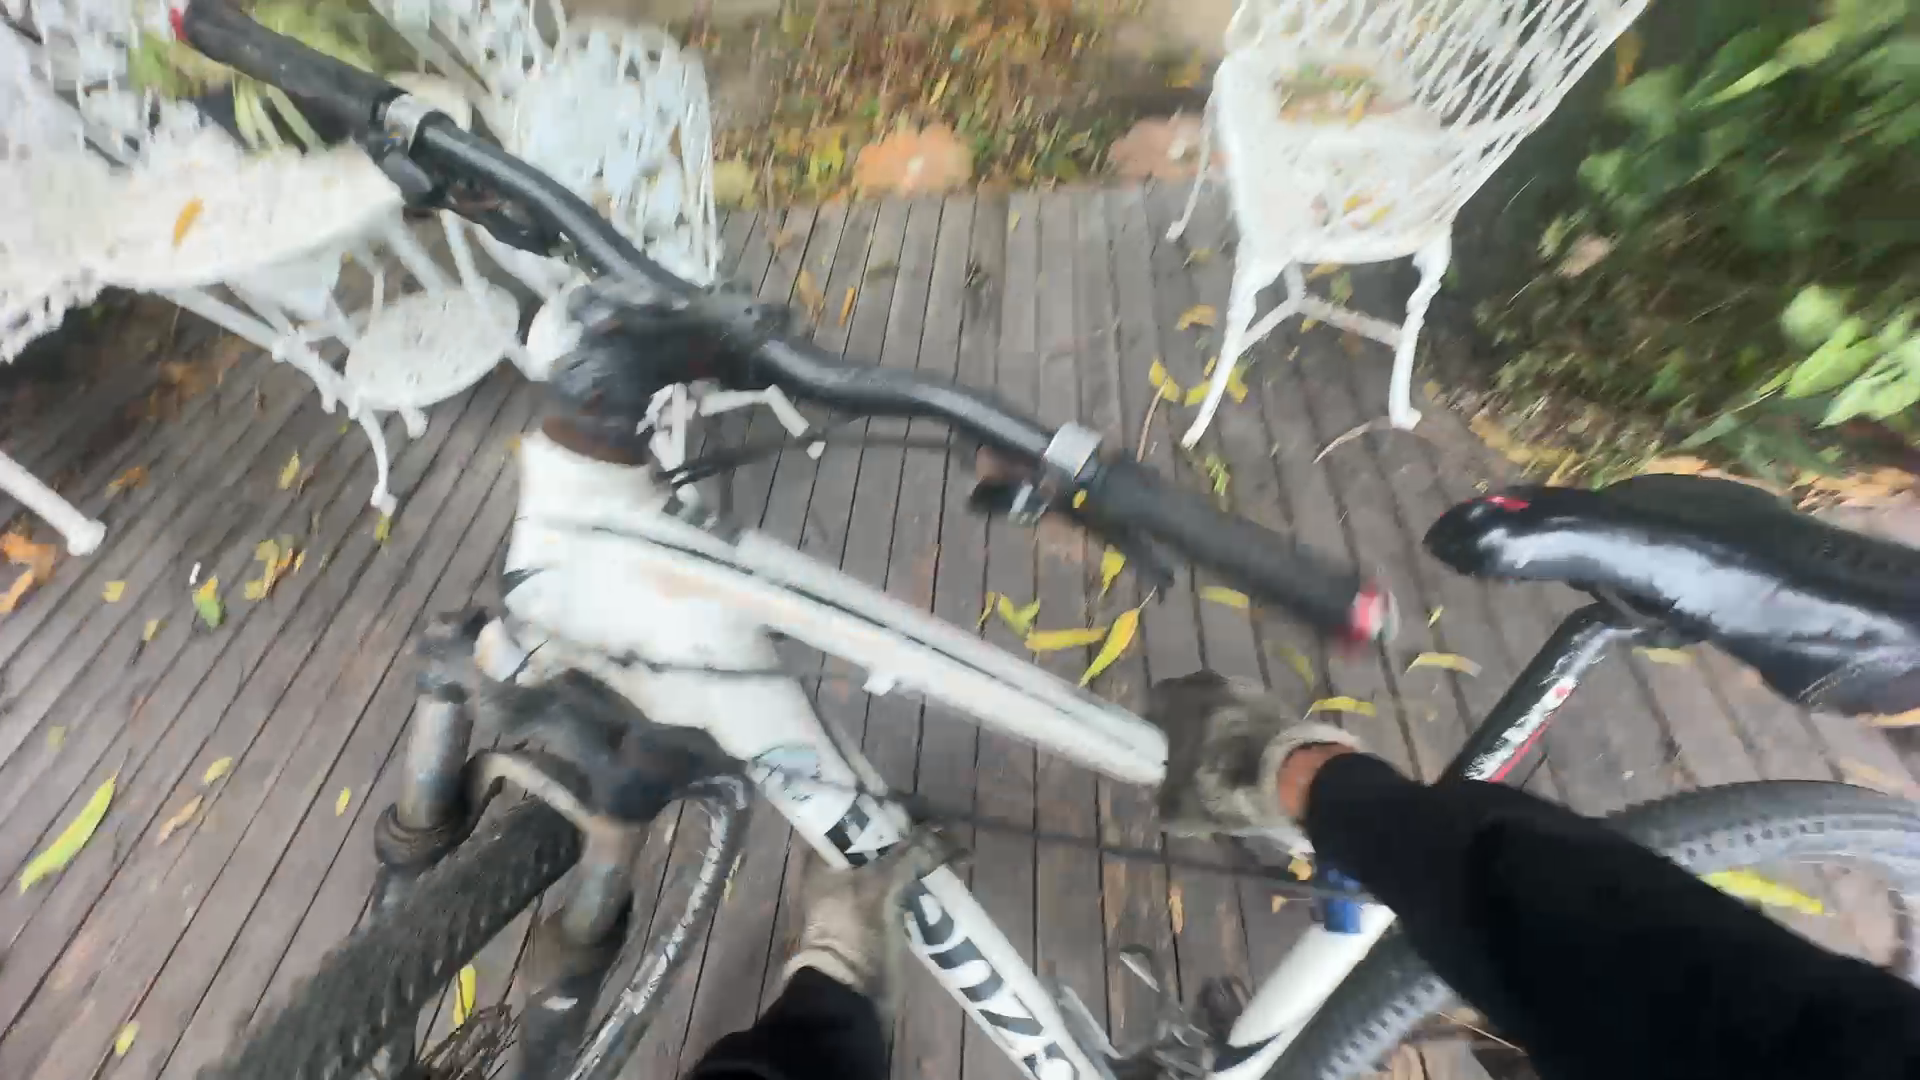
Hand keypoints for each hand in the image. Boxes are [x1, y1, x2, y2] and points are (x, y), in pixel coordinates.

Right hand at [1147, 671, 1366, 852]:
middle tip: (1194, 755)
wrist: (1298, 779)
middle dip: (1191, 722)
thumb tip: (1165, 802)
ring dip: (1223, 726)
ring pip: (1225, 705)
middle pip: (1193, 698)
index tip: (1162, 749)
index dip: (1156, 724)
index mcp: (1181, 697)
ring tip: (1230, 762)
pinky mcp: (1280, 703)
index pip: (1156, 699)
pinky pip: (1254, 716)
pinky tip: (1255, 762)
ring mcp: (1250, 690)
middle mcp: (1212, 683)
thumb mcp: (1181, 806)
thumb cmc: (1226, 782)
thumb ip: (1165, 800)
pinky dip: (1250, 733)